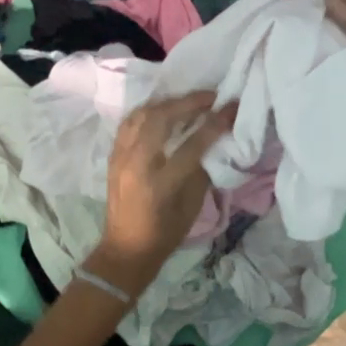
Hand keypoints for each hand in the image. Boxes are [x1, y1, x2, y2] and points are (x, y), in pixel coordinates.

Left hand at [91, 91, 236, 291]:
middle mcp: (136, 165)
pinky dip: (148, 111)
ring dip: (167, 103)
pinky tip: (163, 110)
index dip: (214, 123)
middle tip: (211, 97)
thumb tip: (215, 141)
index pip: (191, 144)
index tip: (232, 107)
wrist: (126, 249)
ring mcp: (120, 158)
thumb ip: (202, 171)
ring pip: (141, 115)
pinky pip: (129, 123)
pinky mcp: (113, 156)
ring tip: (188, 101)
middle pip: (161, 119)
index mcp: (160, 184)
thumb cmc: (164, 234)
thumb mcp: (191, 207)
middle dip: (188, 103)